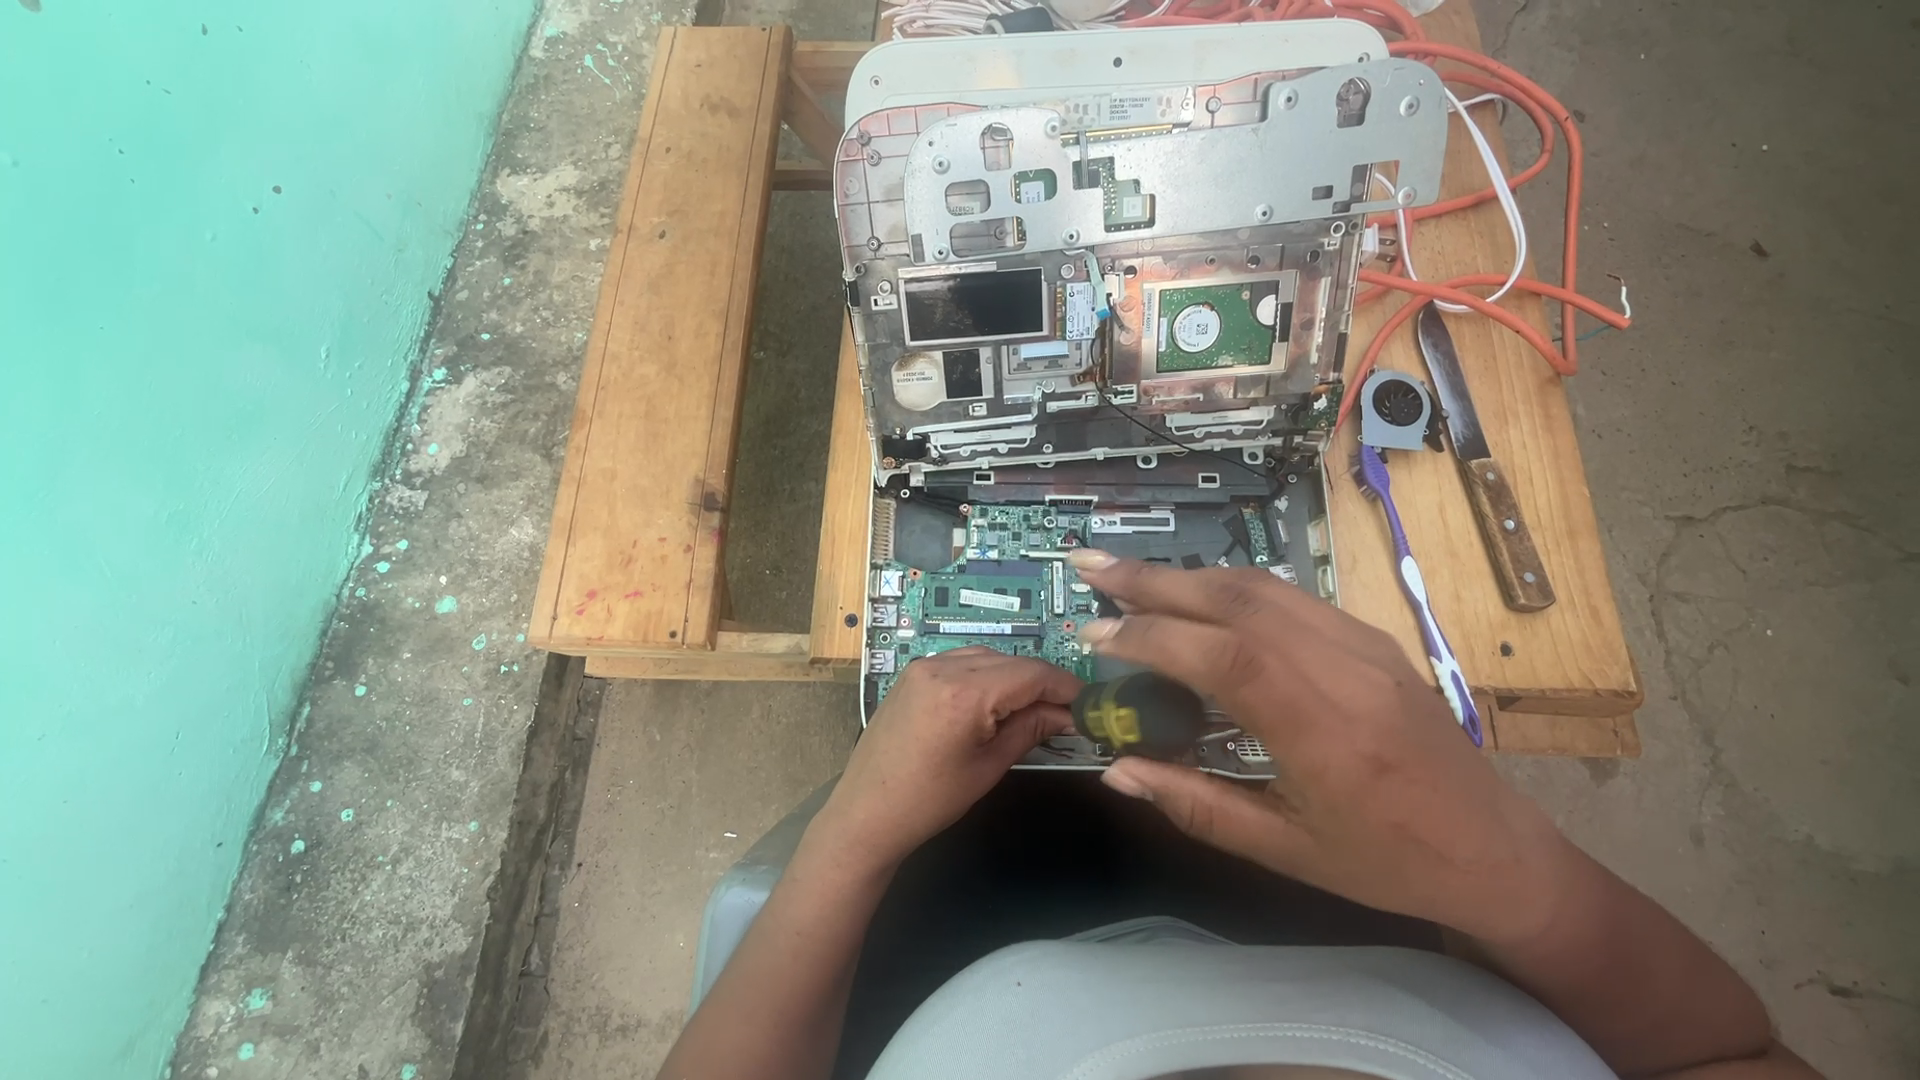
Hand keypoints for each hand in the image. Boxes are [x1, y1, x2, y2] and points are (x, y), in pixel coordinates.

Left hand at [811, 647, 1081, 871]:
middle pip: (1010, 661)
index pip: (1031, 673)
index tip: (1089, 703)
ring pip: (987, 657)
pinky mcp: (912, 674)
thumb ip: (1031, 729)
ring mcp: (923, 666)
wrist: (866, 813)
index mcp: (964, 692)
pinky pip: (962, 662)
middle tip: (1065, 712)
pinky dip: (986, 675)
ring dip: (1014, 677)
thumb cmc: (930, 800)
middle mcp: (942, 666)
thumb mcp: (990, 766)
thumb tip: (1069, 715)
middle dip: (1041, 682)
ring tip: (1034, 708)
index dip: (1065, 686)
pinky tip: (996, 700)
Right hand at [1068, 550, 1576, 944]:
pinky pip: (1288, 597)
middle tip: (1091, 566)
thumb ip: (1196, 805)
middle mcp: (1347, 671)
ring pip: (1262, 587)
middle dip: (1154, 580)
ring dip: (1186, 575)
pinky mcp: (1371, 637)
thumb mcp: (1286, 852)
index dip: (1154, 637)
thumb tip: (1117, 769)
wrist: (1499, 850)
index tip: (1095, 634)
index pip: (1227, 658)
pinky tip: (1192, 594)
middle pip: (1239, 601)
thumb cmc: (1388, 864)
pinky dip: (1227, 586)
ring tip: (1126, 575)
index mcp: (1328, 735)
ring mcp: (1364, 645)